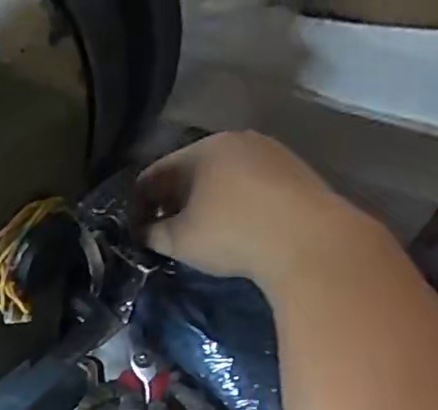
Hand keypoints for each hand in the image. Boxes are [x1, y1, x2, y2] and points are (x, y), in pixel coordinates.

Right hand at [137, 131, 381, 288]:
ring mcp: (268, 152)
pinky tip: (230, 227)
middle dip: (172, 199)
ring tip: (195, 232)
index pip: (156, 171)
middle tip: (161, 231)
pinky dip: (231, 203)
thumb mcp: (180, 241)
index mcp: (202, 149)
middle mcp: (235, 140)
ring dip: (203, 201)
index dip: (138, 200)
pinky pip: (248, 184)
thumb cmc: (231, 234)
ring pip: (221, 176)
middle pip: (190, 170)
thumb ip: (154, 234)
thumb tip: (143, 232)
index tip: (132, 226)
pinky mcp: (291, 172)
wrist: (305, 239)